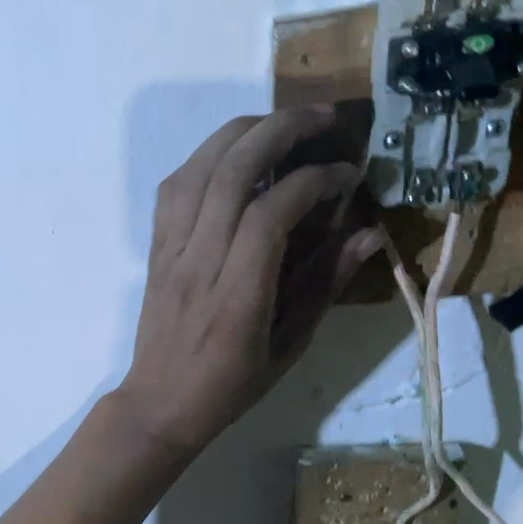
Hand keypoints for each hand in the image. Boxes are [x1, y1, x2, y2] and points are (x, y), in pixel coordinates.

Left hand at [112, 109, 384, 457]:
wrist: (159, 404)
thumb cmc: (230, 385)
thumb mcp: (288, 347)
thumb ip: (324, 286)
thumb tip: (368, 233)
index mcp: (237, 297)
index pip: (270, 212)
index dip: (313, 181)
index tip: (347, 175)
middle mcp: (199, 264)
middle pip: (230, 174)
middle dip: (280, 131)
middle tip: (323, 119)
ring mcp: (170, 253)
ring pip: (197, 171)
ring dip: (240, 133)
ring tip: (282, 125)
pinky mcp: (154, 249)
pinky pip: (173, 189)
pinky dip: (204, 159)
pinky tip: (233, 155)